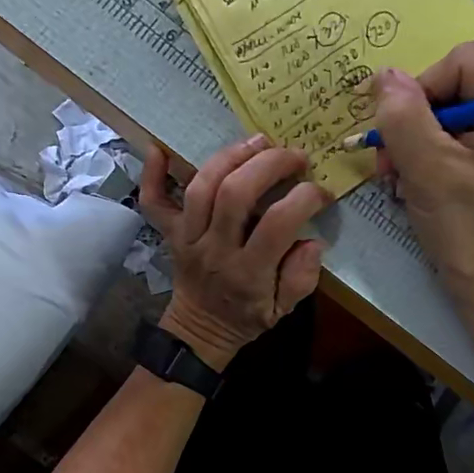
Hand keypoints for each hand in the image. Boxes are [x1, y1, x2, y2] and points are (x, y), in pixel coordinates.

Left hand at [139, 136, 330, 369]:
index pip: (278, 224)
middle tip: (294, 155)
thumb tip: (312, 241)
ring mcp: (187, 238)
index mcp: (248, 272)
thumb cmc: (246, 316)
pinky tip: (161, 150)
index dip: (305, 199)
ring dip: (229, 156)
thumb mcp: (283, 310)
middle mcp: (215, 250)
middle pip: (234, 194)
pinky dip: (152, 175)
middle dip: (268, 164)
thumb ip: (302, 278)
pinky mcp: (169, 233)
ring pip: (200, 187)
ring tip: (258, 142)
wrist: (200, 330)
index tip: (321, 190)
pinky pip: (153, 202)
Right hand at [372, 42, 473, 318]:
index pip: (463, 64)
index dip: (421, 90)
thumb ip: (404, 119)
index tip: (395, 131)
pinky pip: (444, 132)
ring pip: (441, 110)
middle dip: (413, 122)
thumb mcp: (429, 171)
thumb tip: (382, 75)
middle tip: (389, 161)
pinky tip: (411, 181)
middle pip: (450, 85)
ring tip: (398, 177)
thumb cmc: (467, 230)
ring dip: (410, 141)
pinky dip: (419, 153)